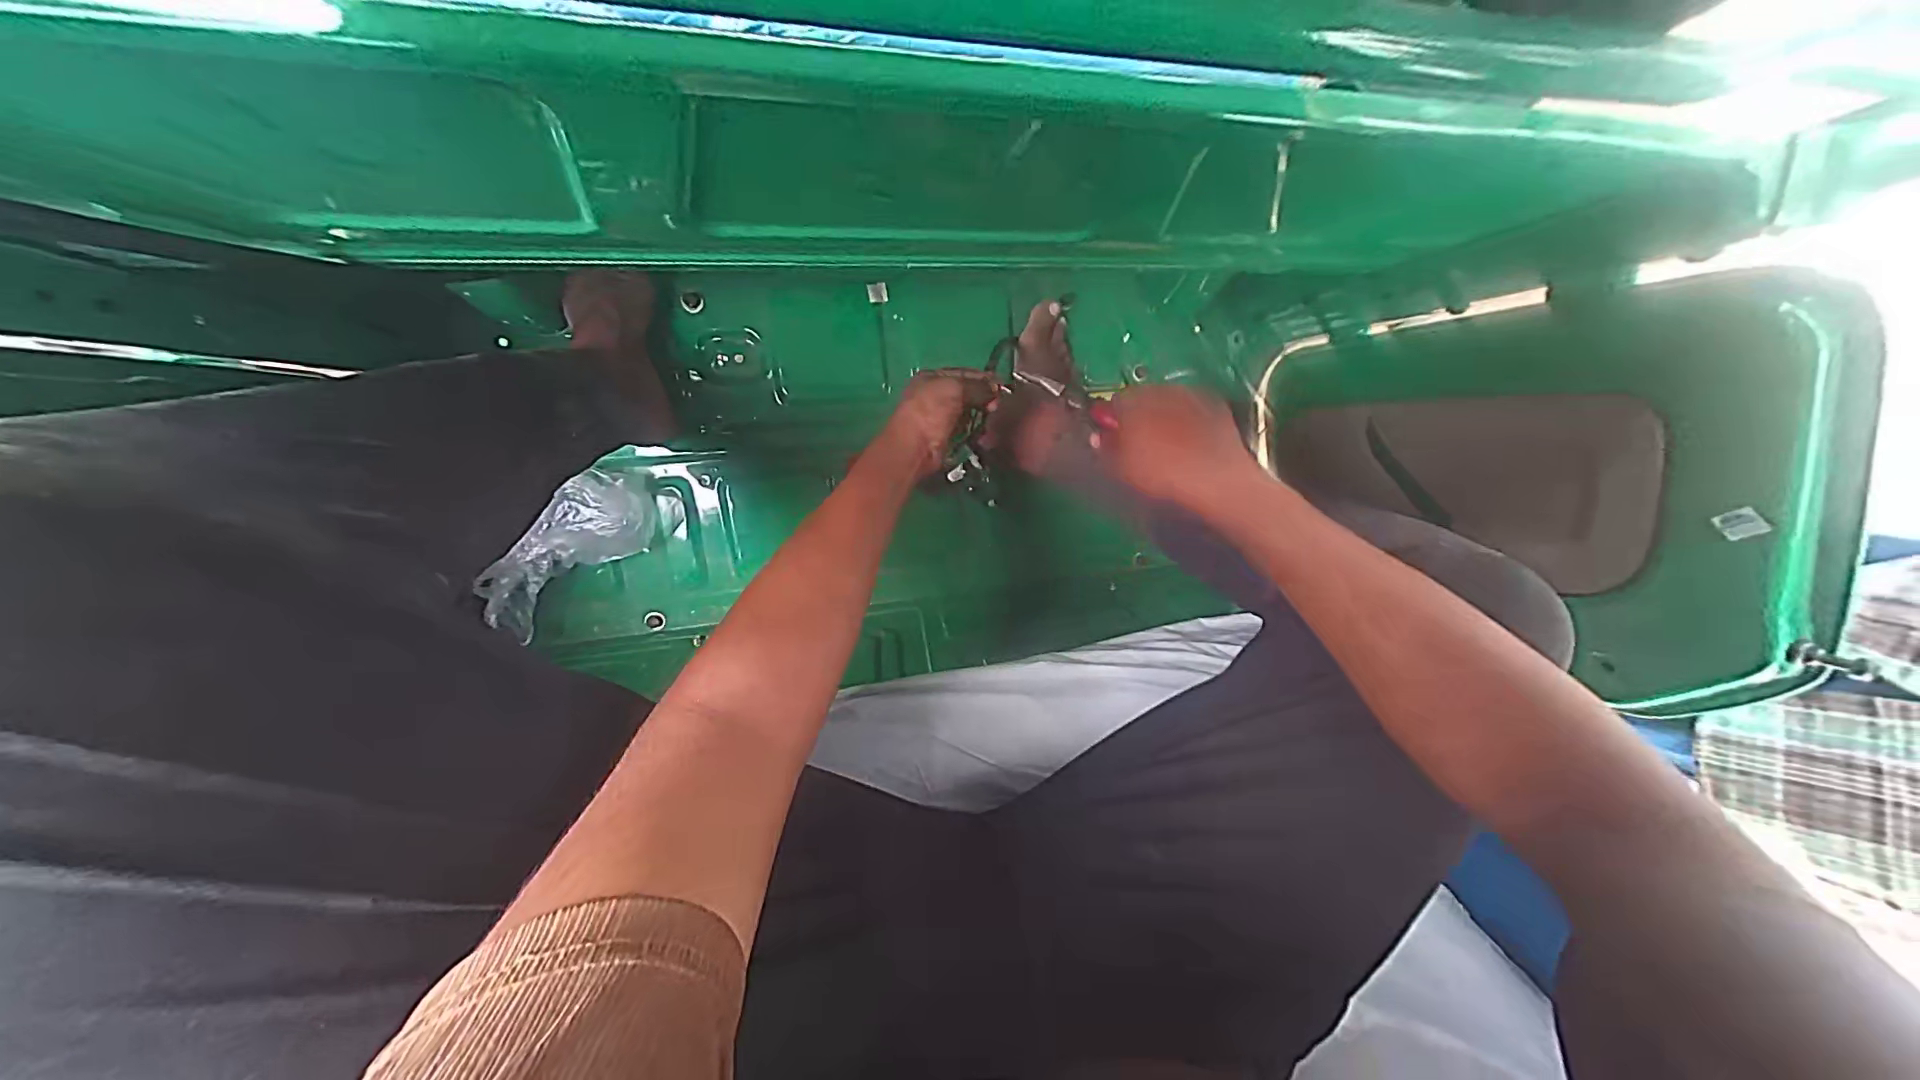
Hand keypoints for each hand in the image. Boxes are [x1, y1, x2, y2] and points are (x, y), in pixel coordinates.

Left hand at [873, 368, 1002, 476]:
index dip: (984, 378)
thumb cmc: (931, 411)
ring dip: (982, 415)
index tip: (1003, 385)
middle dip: (985, 397)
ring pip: (969, 412)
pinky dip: (976, 431)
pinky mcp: (946, 437)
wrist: (916, 448)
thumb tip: (996, 389)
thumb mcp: (955, 388)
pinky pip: (967, 430)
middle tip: (998, 404)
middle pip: (968, 393)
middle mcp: (935, 396)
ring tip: (992, 418)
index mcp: (932, 378)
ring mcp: (940, 417)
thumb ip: (978, 386)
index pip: (964, 373)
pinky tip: (984, 433)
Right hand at [1092, 385, 1266, 509]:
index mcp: (1132, 402)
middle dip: (1137, 415)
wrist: (1217, 482)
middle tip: (1136, 443)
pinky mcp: (1217, 407)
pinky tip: (1188, 443)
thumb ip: (1107, 448)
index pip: (1113, 401)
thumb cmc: (1162, 476)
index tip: (1110, 438)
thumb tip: (1099, 437)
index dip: (1110, 420)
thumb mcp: (1122, 469)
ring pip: (1168, 401)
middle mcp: (1161, 390)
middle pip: (1142, 397)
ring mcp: (1191, 396)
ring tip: (1163, 444)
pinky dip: (1186, 421)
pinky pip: (1192, 410)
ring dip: (1162, 416)